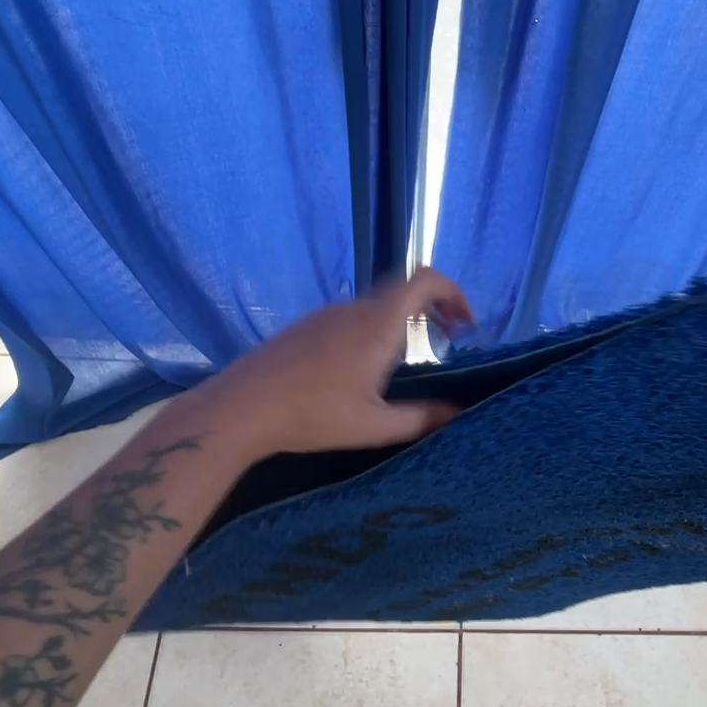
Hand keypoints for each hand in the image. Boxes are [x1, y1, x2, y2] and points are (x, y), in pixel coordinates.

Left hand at [173, 268, 474, 456]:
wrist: (240, 408)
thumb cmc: (313, 416)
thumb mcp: (375, 426)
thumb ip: (422, 418)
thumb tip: (458, 412)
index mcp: (379, 325)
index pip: (425, 279)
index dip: (454, 292)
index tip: (466, 323)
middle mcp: (355, 309)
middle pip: (405, 288)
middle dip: (435, 307)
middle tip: (449, 338)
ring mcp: (327, 314)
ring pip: (378, 303)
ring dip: (405, 319)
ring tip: (411, 357)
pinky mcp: (307, 326)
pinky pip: (353, 314)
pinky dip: (377, 326)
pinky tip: (366, 365)